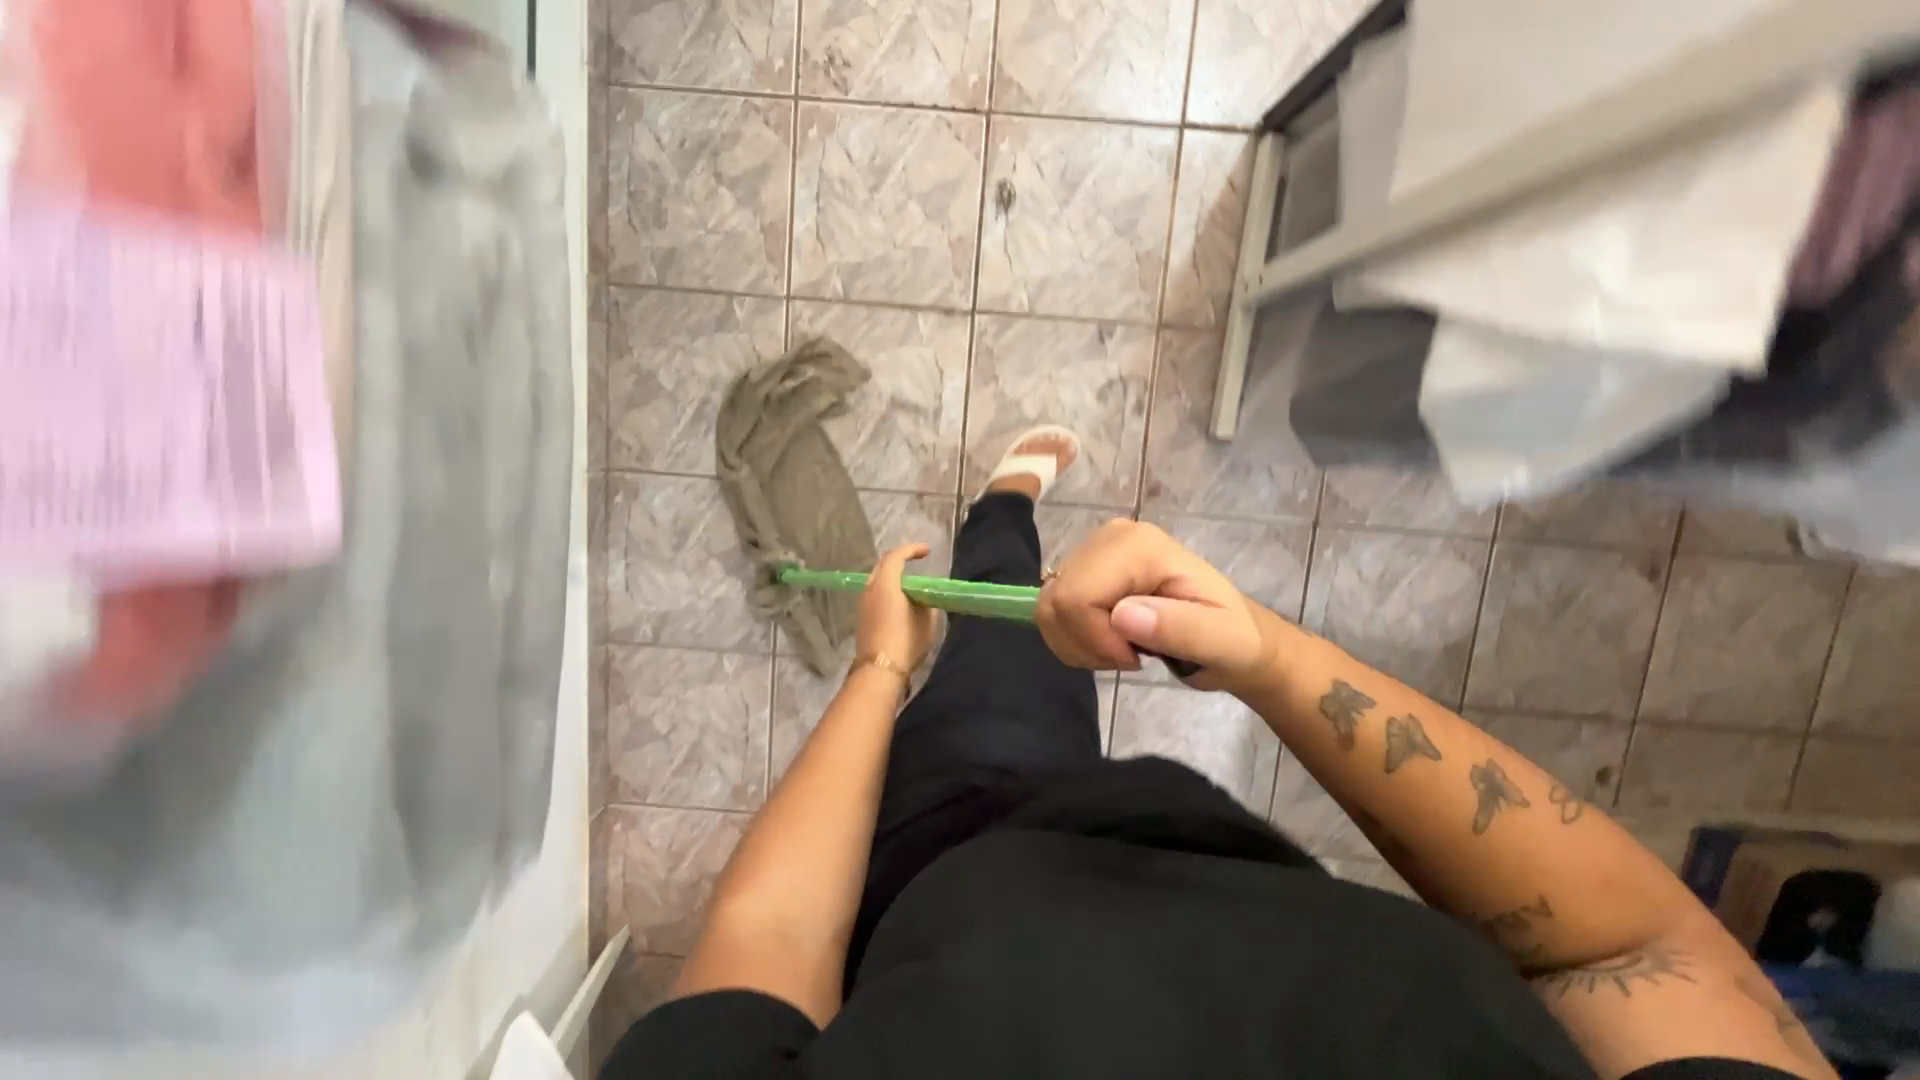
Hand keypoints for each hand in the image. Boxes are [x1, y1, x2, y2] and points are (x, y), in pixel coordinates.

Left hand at [856, 543, 940, 674]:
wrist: (879, 670)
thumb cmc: (906, 642)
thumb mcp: (927, 620)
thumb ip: (926, 603)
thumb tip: (923, 599)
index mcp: (885, 584)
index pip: (895, 556)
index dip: (912, 550)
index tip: (927, 552)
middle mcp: (869, 589)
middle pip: (883, 566)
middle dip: (900, 561)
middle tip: (916, 563)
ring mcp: (862, 604)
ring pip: (877, 581)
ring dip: (893, 578)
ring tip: (910, 585)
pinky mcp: (861, 618)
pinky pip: (875, 596)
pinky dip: (887, 592)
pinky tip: (900, 603)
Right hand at [1036, 519, 1292, 693]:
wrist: (1233, 638)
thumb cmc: (1231, 640)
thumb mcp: (1222, 642)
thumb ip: (1178, 628)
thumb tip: (1123, 615)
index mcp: (1138, 546)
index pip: (1076, 597)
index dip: (1096, 640)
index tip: (1135, 657)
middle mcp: (1108, 537)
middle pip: (1056, 602)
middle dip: (1087, 644)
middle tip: (1130, 655)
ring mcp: (1092, 552)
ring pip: (1047, 608)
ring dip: (1078, 644)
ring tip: (1120, 651)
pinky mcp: (1083, 569)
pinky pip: (1050, 610)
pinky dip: (1072, 639)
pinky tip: (1107, 643)